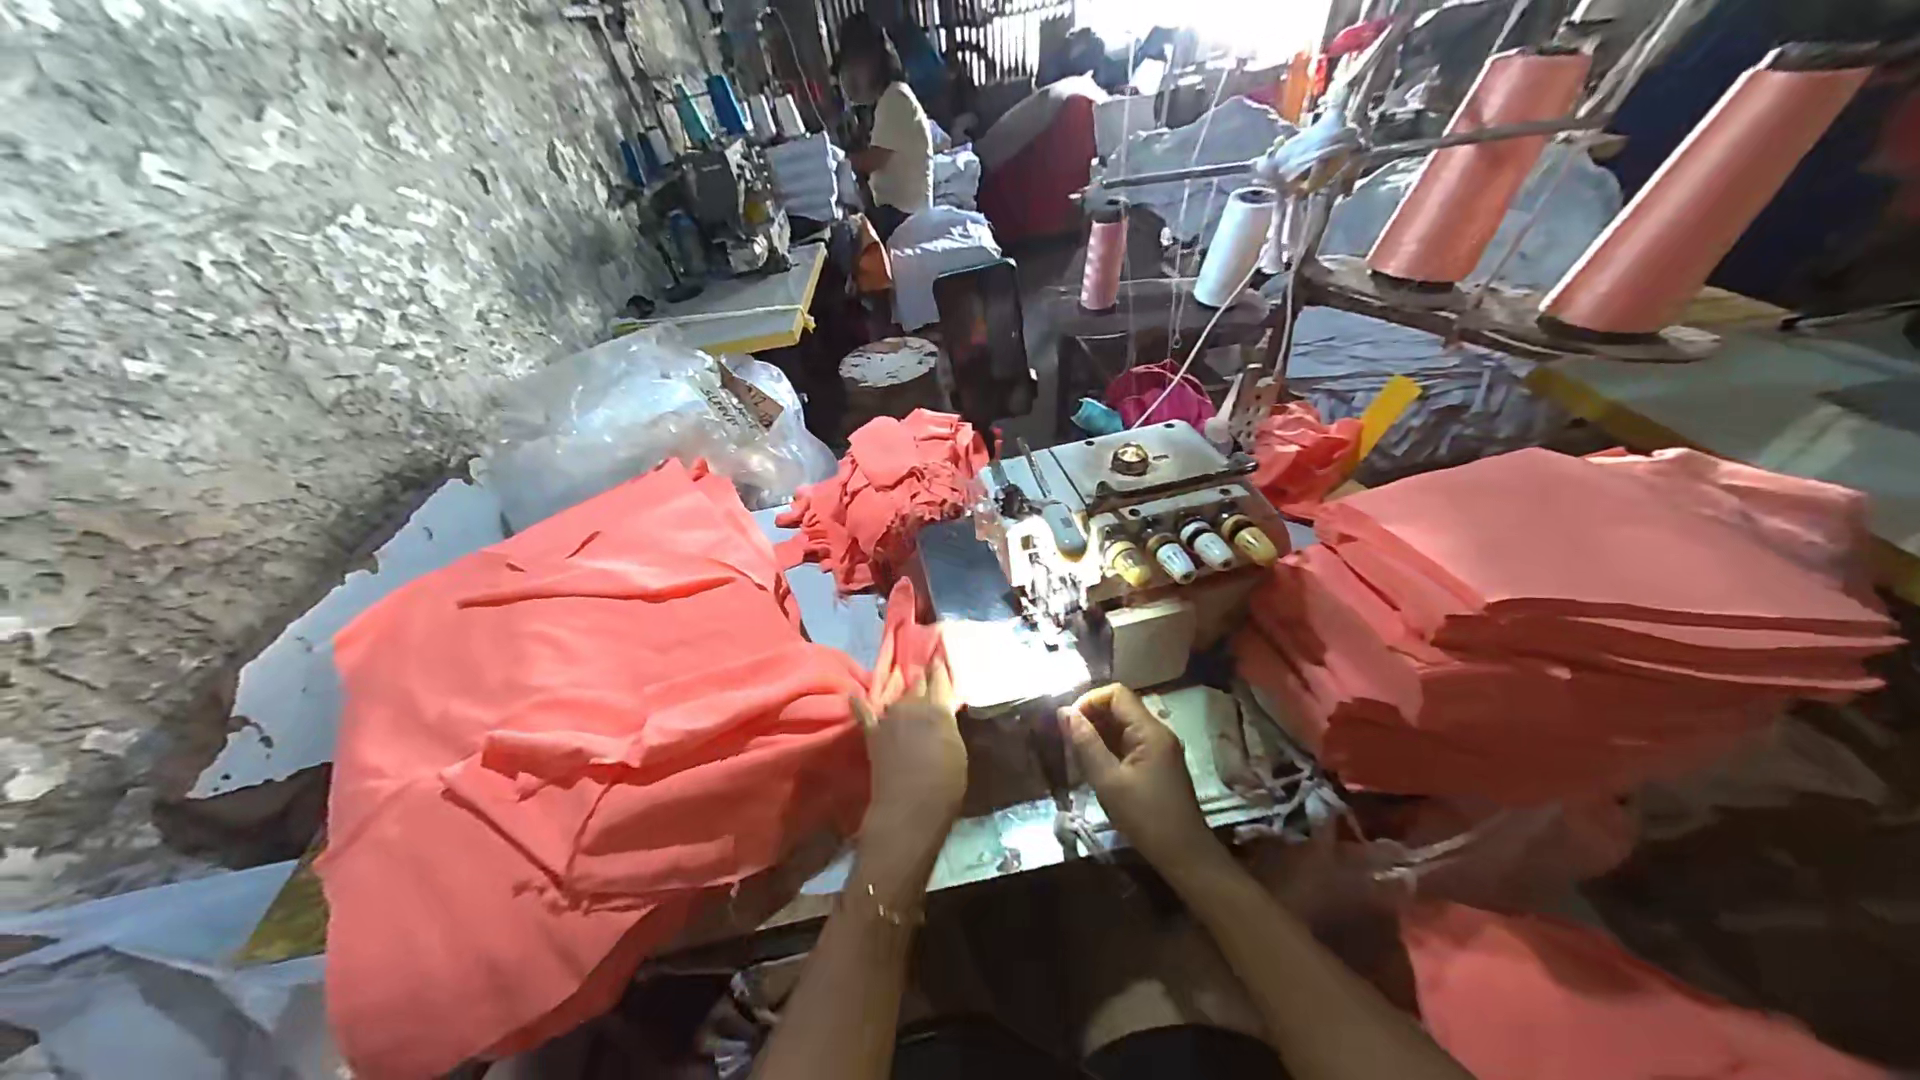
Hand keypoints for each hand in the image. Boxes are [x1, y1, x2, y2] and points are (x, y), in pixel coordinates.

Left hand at [852, 658, 965, 879]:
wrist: (908, 808)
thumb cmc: (945, 783)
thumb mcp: (957, 749)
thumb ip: (947, 724)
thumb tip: (943, 711)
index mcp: (937, 709)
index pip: (940, 680)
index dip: (940, 667)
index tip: (939, 654)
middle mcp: (911, 707)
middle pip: (917, 684)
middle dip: (921, 675)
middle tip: (924, 665)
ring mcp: (889, 720)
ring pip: (894, 696)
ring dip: (898, 686)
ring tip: (900, 675)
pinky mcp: (872, 735)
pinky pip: (864, 715)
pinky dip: (859, 705)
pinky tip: (853, 694)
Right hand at [1062, 684, 1219, 876]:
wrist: (1184, 855)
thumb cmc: (1145, 817)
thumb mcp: (1108, 781)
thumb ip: (1086, 743)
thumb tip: (1064, 712)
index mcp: (1150, 731)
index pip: (1116, 694)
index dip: (1089, 701)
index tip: (1069, 723)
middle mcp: (1158, 732)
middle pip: (1120, 707)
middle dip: (1092, 716)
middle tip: (1069, 738)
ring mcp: (1160, 748)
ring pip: (1124, 725)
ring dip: (1099, 732)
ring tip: (1077, 752)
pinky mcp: (1158, 764)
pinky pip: (1130, 742)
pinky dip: (1110, 746)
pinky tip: (1095, 764)